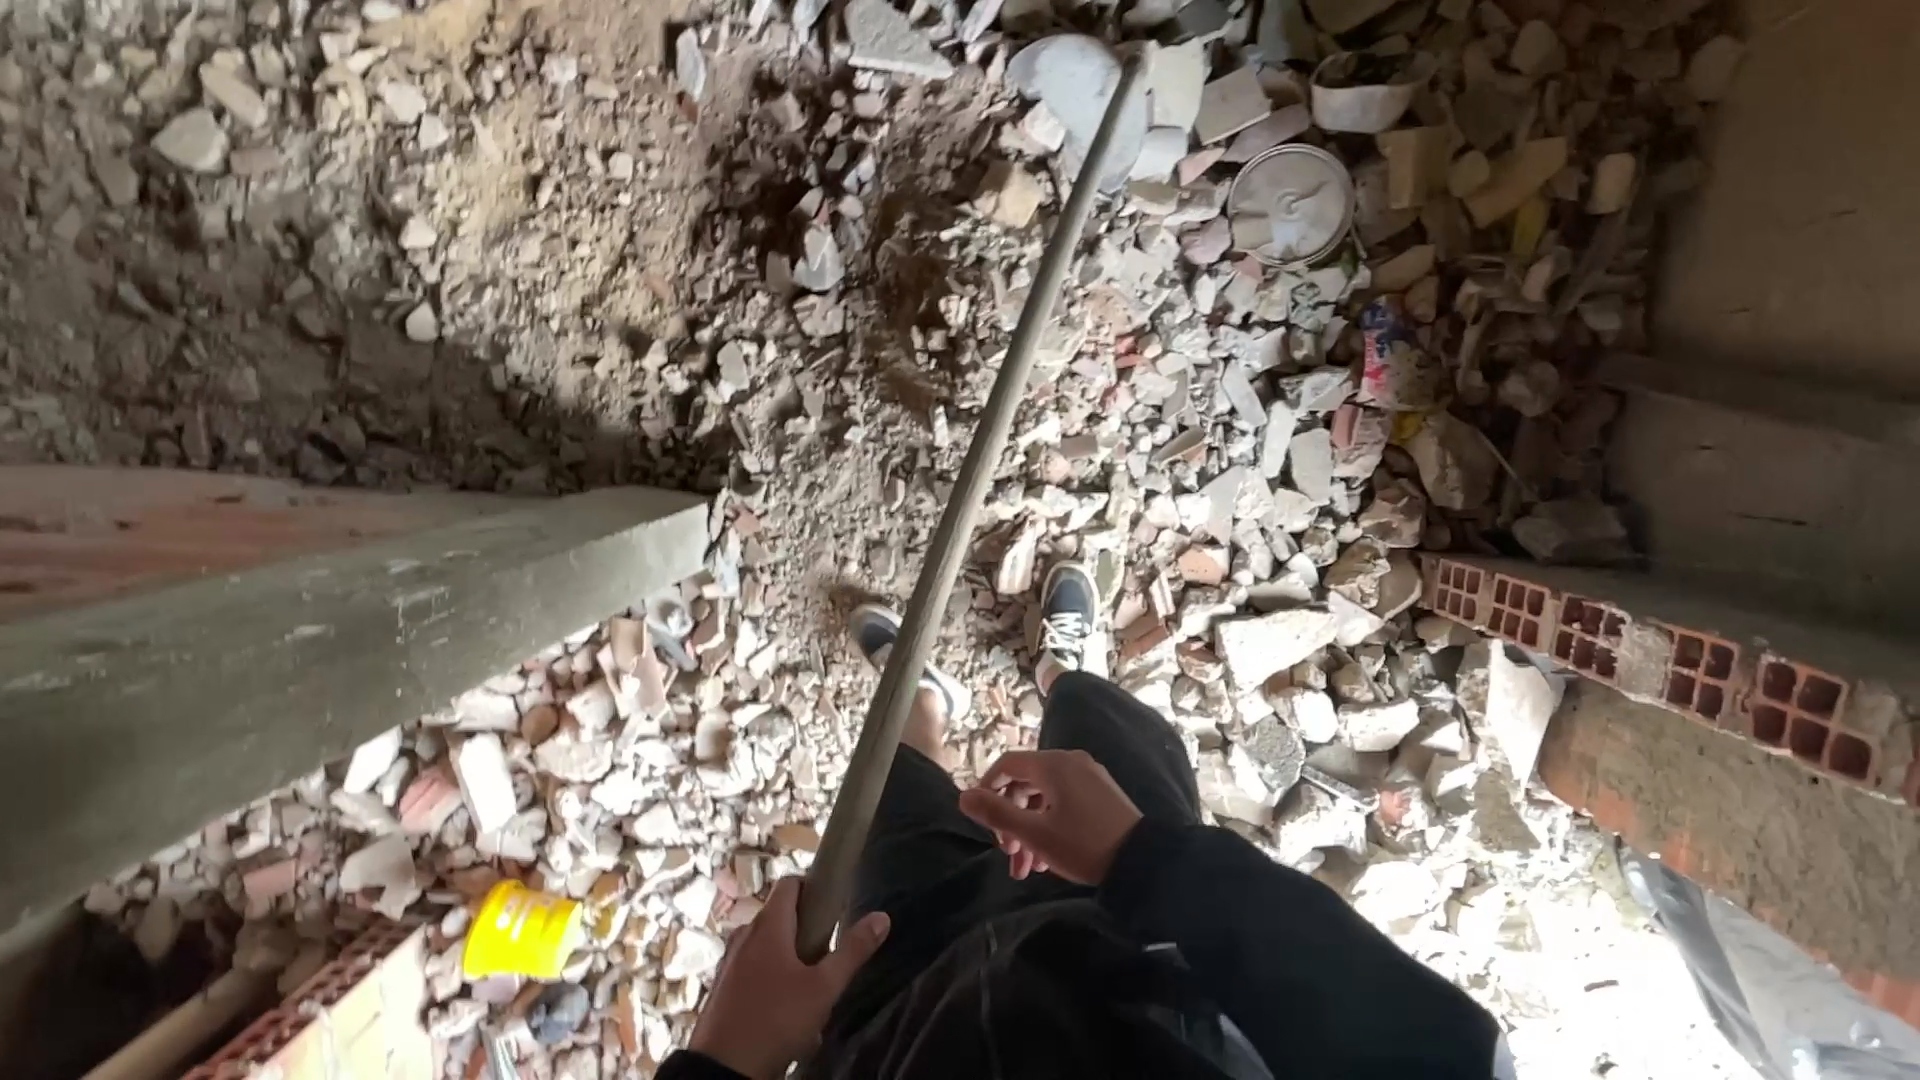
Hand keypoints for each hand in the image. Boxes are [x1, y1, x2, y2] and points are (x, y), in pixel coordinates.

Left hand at [687, 878, 889, 1079]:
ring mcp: (729, 963)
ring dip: (789, 959)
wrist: (721, 1071)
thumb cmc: (776, 1020)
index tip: (832, 909)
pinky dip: (770, 979)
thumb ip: (852, 951)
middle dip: (805, 931)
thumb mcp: (823, 988)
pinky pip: (752, 971)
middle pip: (780, 916)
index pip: (789, 883)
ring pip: (767, 946)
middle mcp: (744, 936)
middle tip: (826, 955)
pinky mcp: (721, 989)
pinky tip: (786, 1011)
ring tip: (809, 989)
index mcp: (768, 926)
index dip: (812, 887)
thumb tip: (882, 917)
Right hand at [958, 750, 1143, 885]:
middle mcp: (1070, 762)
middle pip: (1026, 783)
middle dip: (1010, 820)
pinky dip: (1049, 825)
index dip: (988, 788)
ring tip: (1026, 869)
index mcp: (1053, 764)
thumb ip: (997, 814)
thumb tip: (963, 797)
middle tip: (1007, 854)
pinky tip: (1047, 859)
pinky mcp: (1101, 795)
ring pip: (1045, 798)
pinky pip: (1064, 802)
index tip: (980, 818)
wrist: (1143, 861)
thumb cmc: (1083, 845)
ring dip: (1029, 830)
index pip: (1007, 765)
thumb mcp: (1035, 834)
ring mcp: (1089, 777)